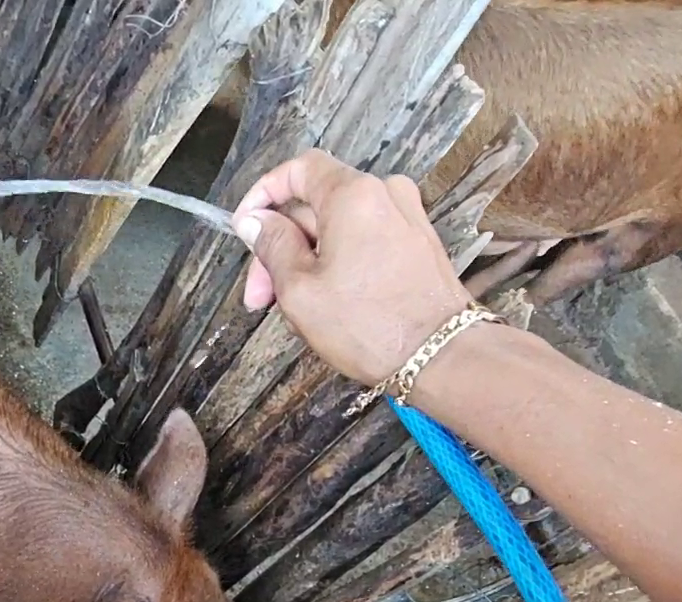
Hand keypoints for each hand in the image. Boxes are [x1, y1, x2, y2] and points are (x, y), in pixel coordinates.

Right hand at [232, 149, 476, 385]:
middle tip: (257, 298)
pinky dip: (332, 264)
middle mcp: (383, 193)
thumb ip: (272, 246)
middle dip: (278, 248)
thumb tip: (254, 221)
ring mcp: (404, 216)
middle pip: (312, 206)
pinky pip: (359, 240)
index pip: (298, 169)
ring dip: (302, 262)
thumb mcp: (298, 289)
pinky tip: (322, 303)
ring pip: (333, 228)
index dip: (262, 194)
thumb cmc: (364, 324)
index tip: (243, 229)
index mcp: (352, 195)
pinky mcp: (414, 241)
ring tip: (290, 310)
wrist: (438, 353)